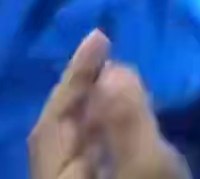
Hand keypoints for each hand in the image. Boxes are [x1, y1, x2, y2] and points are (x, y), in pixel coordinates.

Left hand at [28, 31, 189, 178]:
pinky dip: (105, 125)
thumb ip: (127, 119)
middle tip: (108, 48)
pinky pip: (92, 154)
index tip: (100, 34)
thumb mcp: (146, 168)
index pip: (53, 123)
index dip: (74, 76)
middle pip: (59, 134)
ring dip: (94, 105)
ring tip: (117, 72)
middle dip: (82, 88)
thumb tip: (113, 68)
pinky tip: (123, 115)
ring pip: (75, 145)